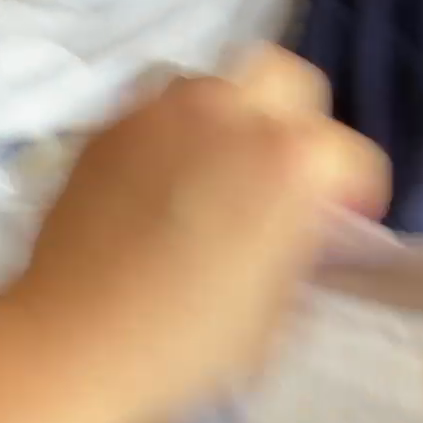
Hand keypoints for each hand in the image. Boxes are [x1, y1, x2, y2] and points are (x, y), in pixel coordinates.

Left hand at [0, 46, 389, 417]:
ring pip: (210, 85)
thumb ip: (300, 242)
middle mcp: (223, 117)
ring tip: (213, 168)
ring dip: (225, 116)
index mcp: (288, 162)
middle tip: (278, 171)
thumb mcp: (277, 307)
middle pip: (280, 80)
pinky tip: (159, 176)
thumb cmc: (184, 343)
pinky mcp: (102, 131)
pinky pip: (149, 109)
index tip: (337, 220)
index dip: (350, 192)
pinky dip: (168, 130)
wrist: (72, 340)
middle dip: (292, 118)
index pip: (348, 153)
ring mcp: (154, 116)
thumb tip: (301, 218)